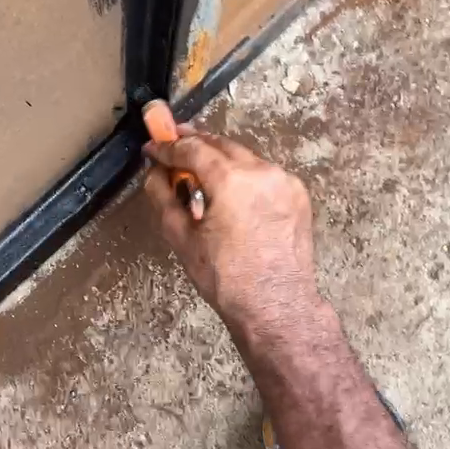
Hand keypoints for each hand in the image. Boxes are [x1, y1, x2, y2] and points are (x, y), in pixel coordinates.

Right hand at [142, 127, 324, 347]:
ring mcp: (285, 182)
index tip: (152, 147)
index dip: (167, 146)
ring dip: (218, 158)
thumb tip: (155, 174)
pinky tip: (227, 188)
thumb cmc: (226, 277)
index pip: (193, 149)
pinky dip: (241, 173)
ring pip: (243, 156)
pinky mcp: (297, 195)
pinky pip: (262, 173)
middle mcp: (263, 172)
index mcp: (233, 181)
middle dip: (193, 143)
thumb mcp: (180, 237)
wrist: (275, 305)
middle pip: (220, 144)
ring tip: (196, 168)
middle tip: (170, 145)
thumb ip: (163, 196)